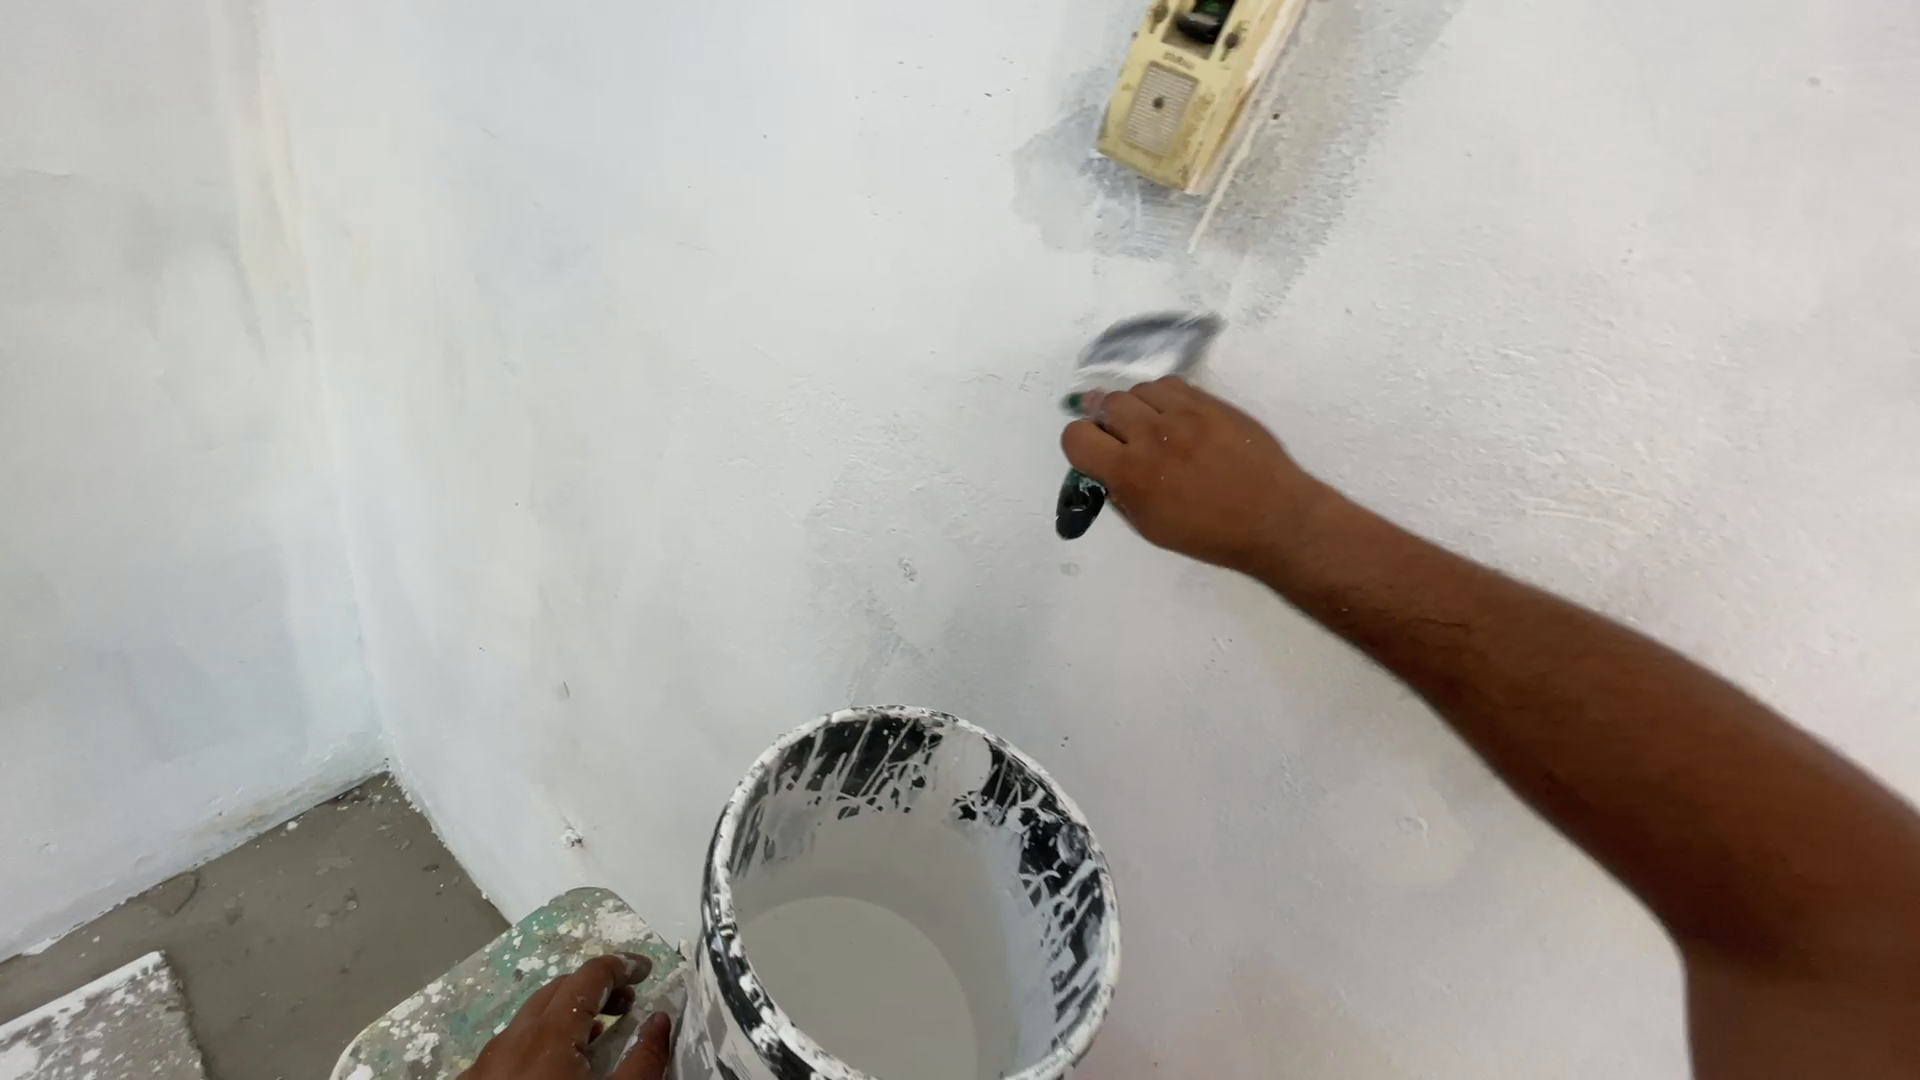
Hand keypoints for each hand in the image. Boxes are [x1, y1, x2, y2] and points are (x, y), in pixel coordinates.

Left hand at [459, 953, 672, 1079]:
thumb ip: (645, 1059)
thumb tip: (659, 1019)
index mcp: (548, 1037)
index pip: (589, 976)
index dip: (622, 965)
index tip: (648, 970)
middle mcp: (508, 1044)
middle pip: (556, 991)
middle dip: (596, 987)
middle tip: (628, 1003)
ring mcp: (479, 1072)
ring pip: (526, 1021)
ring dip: (565, 1015)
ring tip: (595, 1037)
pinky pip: (504, 1053)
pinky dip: (536, 1044)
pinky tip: (550, 1075)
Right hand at [1061, 376, 1319, 574]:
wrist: (1271, 517)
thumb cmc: (1207, 533)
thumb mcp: (1148, 526)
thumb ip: (1118, 492)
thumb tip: (1103, 465)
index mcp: (1130, 475)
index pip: (1076, 437)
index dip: (1080, 443)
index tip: (1095, 452)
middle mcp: (1151, 437)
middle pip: (1105, 404)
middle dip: (1107, 421)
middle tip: (1124, 439)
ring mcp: (1183, 415)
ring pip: (1137, 389)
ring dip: (1135, 406)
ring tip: (1151, 426)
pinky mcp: (1209, 403)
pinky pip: (1170, 384)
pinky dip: (1163, 398)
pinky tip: (1174, 418)